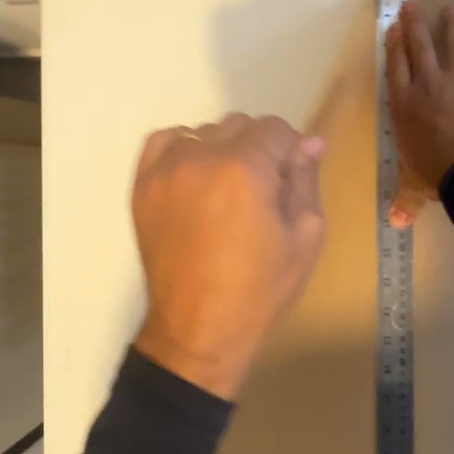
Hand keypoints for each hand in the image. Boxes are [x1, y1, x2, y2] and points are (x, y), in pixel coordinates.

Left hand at [131, 113, 327, 398]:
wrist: (198, 329)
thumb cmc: (260, 289)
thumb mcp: (304, 237)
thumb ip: (306, 181)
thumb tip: (310, 142)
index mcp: (245, 169)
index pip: (276, 129)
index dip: (290, 152)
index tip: (289, 182)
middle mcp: (201, 158)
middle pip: (239, 125)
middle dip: (257, 149)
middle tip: (261, 194)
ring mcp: (165, 170)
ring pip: (203, 132)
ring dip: (221, 151)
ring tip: (225, 193)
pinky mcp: (142, 186)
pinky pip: (165, 142)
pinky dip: (183, 151)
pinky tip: (195, 180)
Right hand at [385, 3, 453, 226]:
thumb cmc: (435, 174)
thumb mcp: (414, 186)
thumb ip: (406, 199)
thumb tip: (396, 223)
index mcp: (404, 105)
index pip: (395, 67)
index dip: (394, 46)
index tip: (393, 28)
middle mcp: (427, 85)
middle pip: (418, 47)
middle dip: (414, 24)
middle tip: (411, 5)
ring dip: (453, 25)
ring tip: (452, 10)